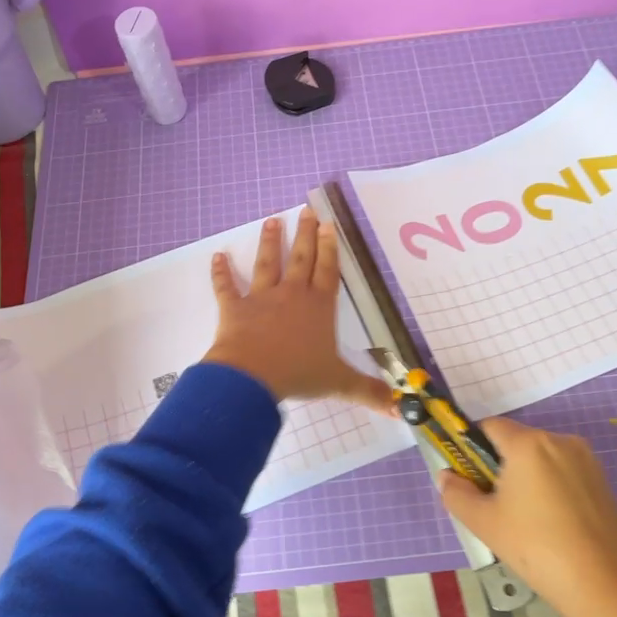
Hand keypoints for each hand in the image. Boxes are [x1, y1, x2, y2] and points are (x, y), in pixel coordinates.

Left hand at [203, 209, 394, 413]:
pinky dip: (220, 273)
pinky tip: (216, 257)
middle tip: (307, 209)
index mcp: (319, 307)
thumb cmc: (298, 374)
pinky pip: (226, 287)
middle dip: (305, 234)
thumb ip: (368, 392)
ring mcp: (261, 298)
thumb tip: (399, 407)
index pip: (328, 271)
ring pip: (266, 264)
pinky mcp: (234, 308)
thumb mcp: (338, 383)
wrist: (252, 377)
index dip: (330, 248)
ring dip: (269, 242)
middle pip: (300, 258)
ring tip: (271, 221)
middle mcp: (292, 295)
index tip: (329, 224)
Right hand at [438, 419, 616, 616]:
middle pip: (517, 443)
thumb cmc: (536, 548)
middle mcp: (559, 440)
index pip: (489, 427)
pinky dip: (551, 489)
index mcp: (528, 443)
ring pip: (542, 459)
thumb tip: (446, 477)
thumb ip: (456, 494)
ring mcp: (586, 460)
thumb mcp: (484, 523)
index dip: (471, 446)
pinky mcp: (603, 481)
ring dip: (526, 478)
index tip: (467, 476)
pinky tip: (551, 525)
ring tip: (523, 521)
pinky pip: (565, 473)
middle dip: (499, 466)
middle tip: (492, 505)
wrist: (605, 586)